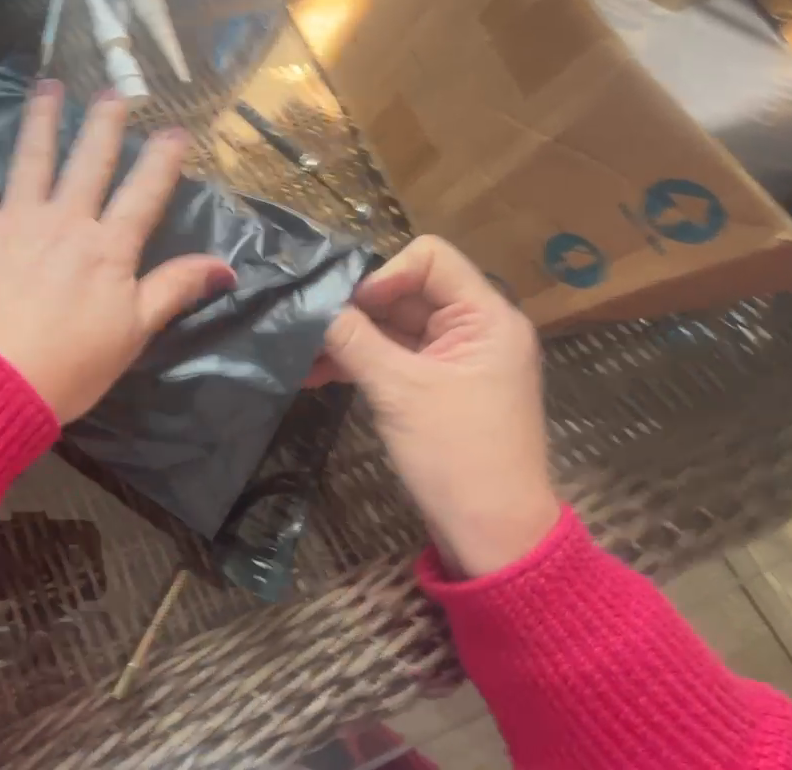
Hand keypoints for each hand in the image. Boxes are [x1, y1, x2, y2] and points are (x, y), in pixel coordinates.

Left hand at [0, 80, 235, 423]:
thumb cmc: (69, 367)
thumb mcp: (133, 333)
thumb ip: (173, 290)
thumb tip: (225, 265)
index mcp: (108, 248)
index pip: (144, 193)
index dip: (162, 160)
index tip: (176, 130)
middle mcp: (66, 221)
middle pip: (90, 163)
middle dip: (104, 125)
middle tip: (113, 92)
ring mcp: (17, 220)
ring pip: (33, 158)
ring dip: (42, 120)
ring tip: (48, 86)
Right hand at [309, 236, 558, 577]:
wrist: (491, 534)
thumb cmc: (456, 454)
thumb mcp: (397, 389)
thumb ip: (352, 338)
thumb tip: (308, 303)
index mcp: (485, 318)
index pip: (430, 258)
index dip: (384, 274)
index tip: (350, 309)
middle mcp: (472, 328)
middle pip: (405, 290)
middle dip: (355, 308)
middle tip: (308, 328)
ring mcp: (452, 358)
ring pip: (391, 325)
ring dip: (347, 337)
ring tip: (300, 355)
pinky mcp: (434, 385)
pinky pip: (390, 355)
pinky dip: (356, 361)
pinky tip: (312, 374)